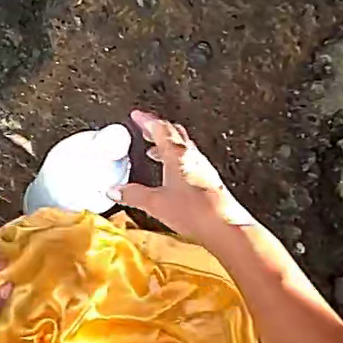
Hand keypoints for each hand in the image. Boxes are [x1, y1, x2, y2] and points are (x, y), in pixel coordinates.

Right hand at [111, 109, 256, 240]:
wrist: (225, 226)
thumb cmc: (196, 211)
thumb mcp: (156, 203)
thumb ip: (133, 195)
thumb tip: (116, 191)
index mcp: (177, 155)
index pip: (160, 129)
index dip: (146, 121)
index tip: (137, 116)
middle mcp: (192, 157)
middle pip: (174, 134)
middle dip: (158, 129)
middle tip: (146, 128)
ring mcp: (203, 168)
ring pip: (183, 148)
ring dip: (168, 146)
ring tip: (155, 151)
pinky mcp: (209, 181)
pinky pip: (190, 163)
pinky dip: (177, 161)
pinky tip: (174, 175)